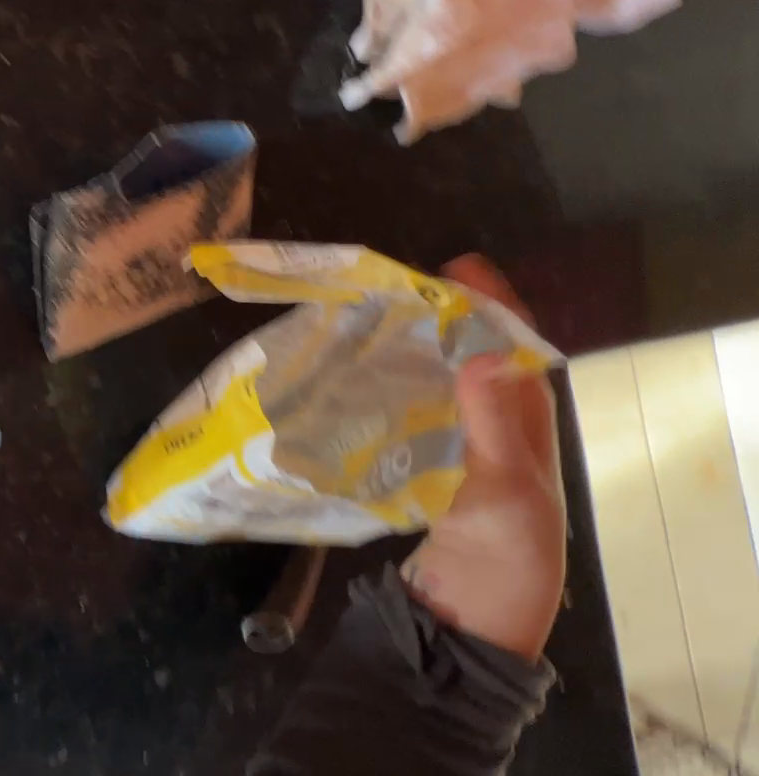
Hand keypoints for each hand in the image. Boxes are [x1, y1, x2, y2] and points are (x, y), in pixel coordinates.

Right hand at [401, 254, 566, 660]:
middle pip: (481, 360)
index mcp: (528, 434)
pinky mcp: (425, 468)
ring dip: (419, 346)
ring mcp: (461, 452)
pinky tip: (360, 375)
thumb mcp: (503, 493)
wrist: (460, 620)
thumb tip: (485, 353)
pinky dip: (395, 382)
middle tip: (402, 287)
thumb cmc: (498, 559)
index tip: (458, 268)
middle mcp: (499, 435)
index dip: (496, 308)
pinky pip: (416, 410)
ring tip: (375, 317)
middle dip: (451, 317)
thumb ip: (494, 426)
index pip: (519, 354)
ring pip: (445, 383)